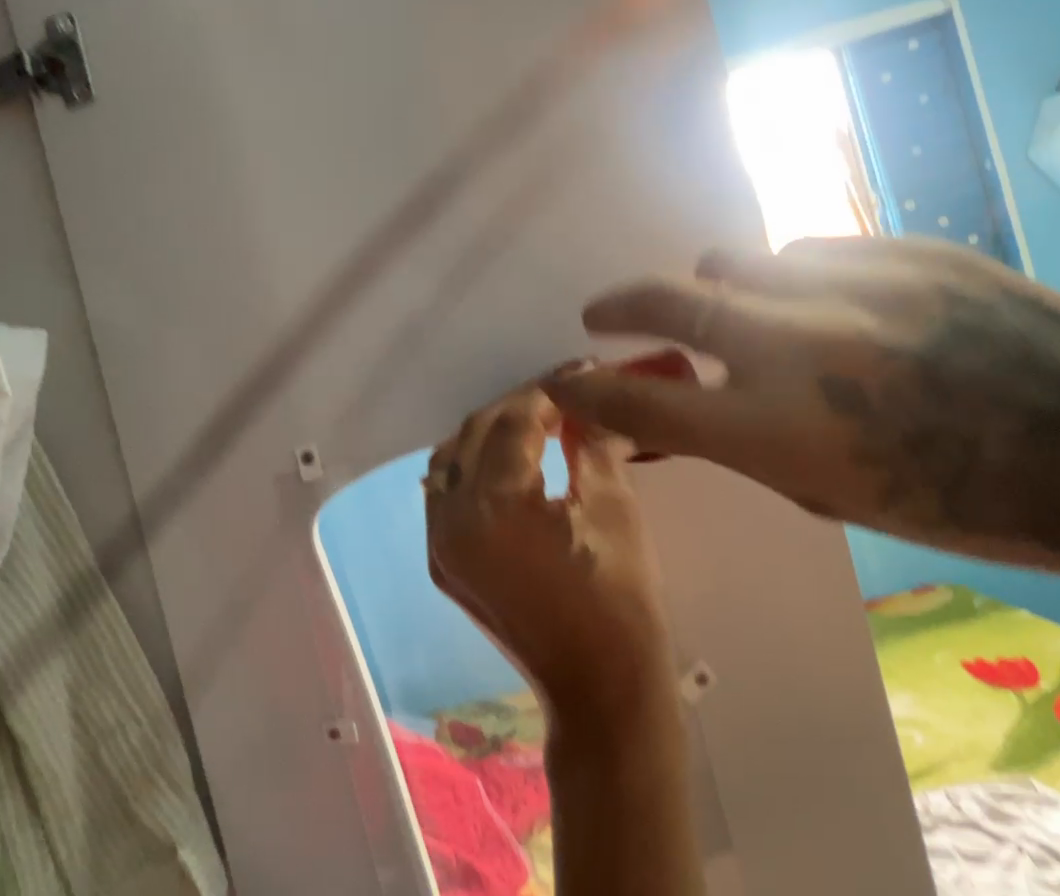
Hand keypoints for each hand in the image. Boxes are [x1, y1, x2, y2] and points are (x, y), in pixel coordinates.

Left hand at [424, 388, 670, 729]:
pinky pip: (442, 498)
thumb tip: (583, 403)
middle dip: (515, 407)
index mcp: (495, 505)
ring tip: (533, 424)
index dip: (548, 391)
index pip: (513, 422)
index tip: (580, 374)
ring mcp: (438, 543)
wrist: (598, 686)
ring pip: (448, 463)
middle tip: (561, 395)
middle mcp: (450, 518)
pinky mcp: (441, 563)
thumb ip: (589, 445)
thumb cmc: (620, 599)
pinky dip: (468, 470)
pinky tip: (504, 463)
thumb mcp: (613, 509)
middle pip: (473, 435)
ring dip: (485, 434)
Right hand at [541, 236, 1059, 605]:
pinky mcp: (910, 250)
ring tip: (738, 310)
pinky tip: (831, 306)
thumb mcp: (824, 490)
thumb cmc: (960, 504)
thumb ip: (733, 439)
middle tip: (598, 311)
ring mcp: (857, 287)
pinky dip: (797, 278)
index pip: (640, 398)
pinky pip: (813, 250)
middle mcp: (801, 348)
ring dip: (721, 287)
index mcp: (779, 431)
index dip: (587, 386)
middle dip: (619, 304)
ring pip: (741, 260)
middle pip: (671, 299)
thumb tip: (664, 410)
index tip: (560, 376)